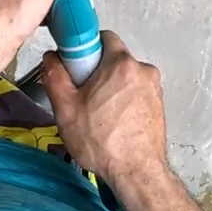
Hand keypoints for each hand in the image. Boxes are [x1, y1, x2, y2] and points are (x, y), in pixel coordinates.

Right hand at [40, 31, 171, 189]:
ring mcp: (155, 89)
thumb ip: (55, 76)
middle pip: (114, 59)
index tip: (74, 67)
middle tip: (82, 97)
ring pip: (125, 79)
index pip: (103, 36)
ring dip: (110, 89)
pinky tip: (113, 124)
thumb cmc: (100, 140)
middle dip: (97, 72)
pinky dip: (124, 103)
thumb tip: (52, 57)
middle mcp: (144, 70)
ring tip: (97, 116)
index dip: (85, 47)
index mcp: (122, 63)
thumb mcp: (66, 108)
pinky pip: (136, 94)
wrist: (137, 173)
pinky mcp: (159, 107)